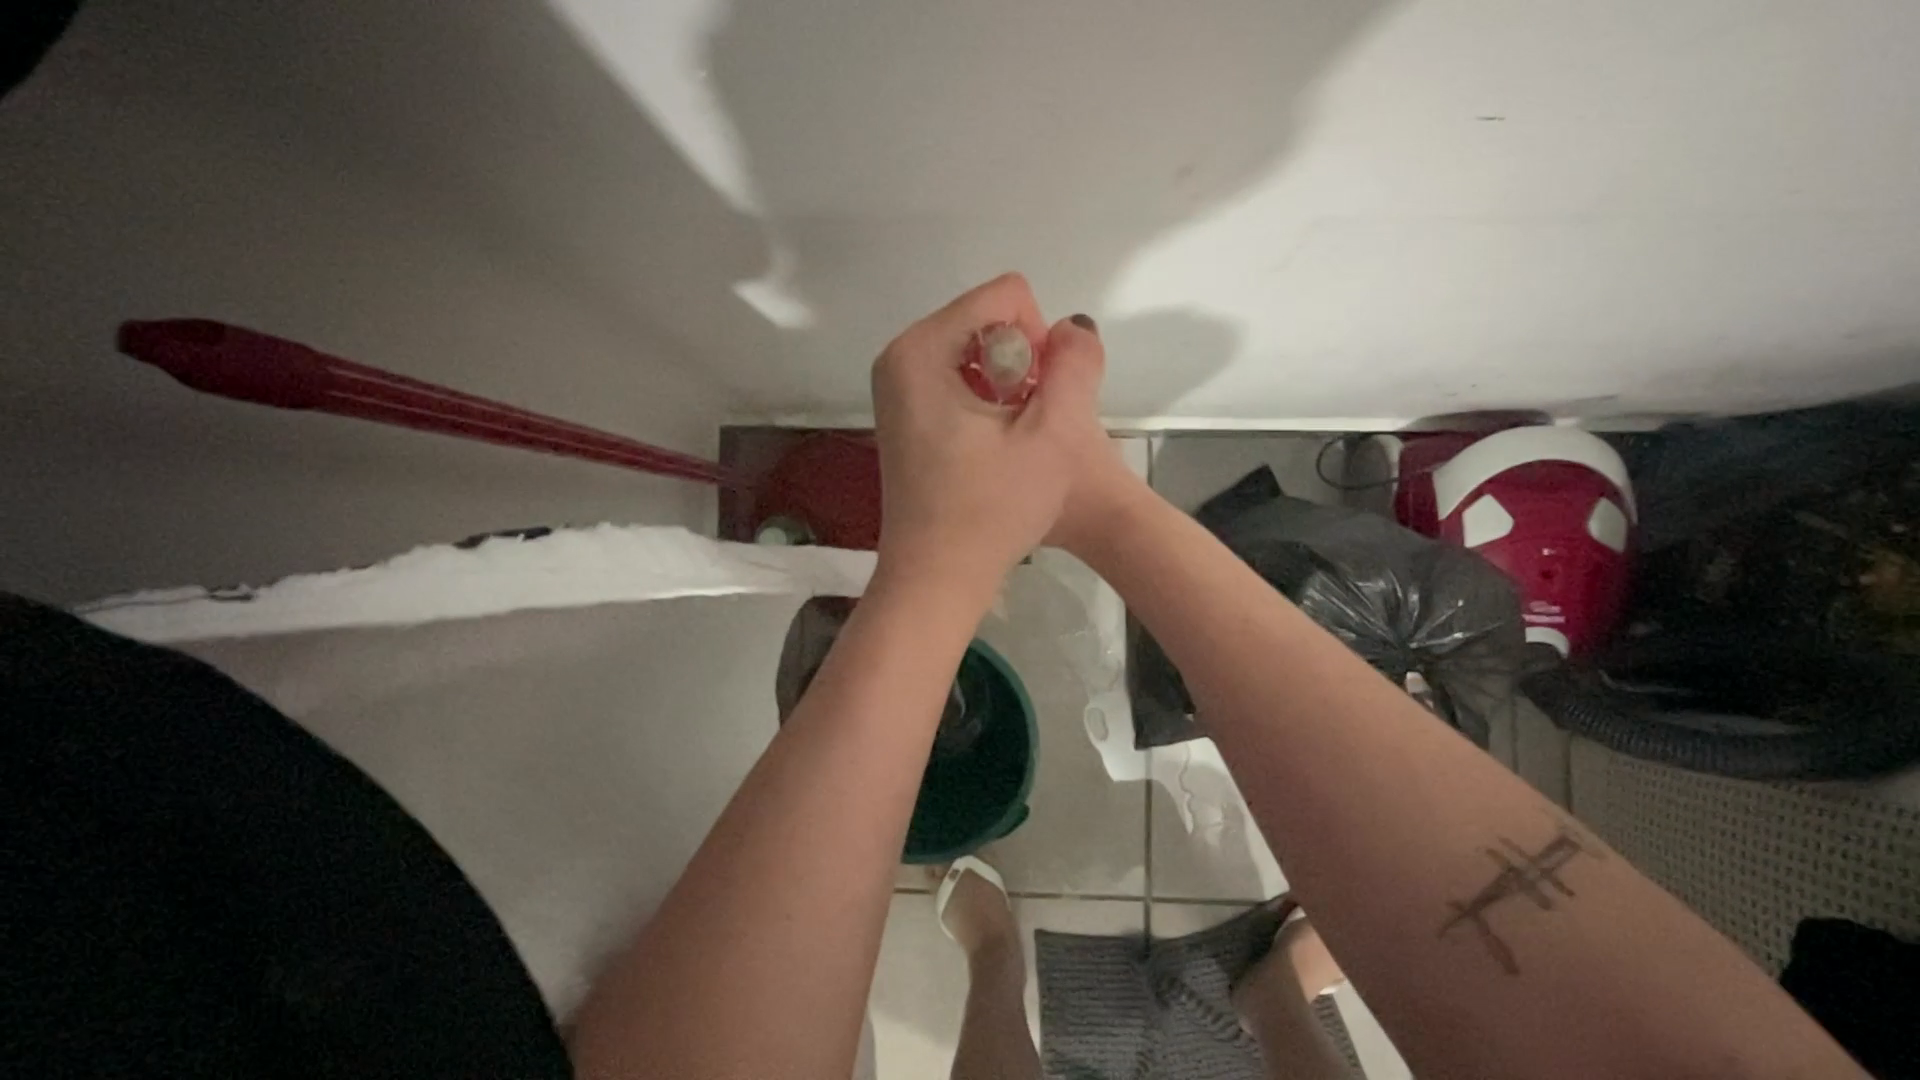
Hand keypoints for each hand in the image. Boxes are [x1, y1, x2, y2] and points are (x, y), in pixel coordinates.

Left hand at [869, 273, 1122, 597]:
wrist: (937, 577)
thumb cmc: (993, 509)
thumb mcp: (1053, 435)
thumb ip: (1077, 364)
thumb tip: (1074, 327)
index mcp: (923, 348)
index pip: (1006, 296)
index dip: (1040, 344)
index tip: (1035, 403)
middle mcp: (899, 356)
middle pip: (988, 320)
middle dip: (1022, 364)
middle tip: (1024, 428)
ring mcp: (896, 387)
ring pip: (977, 352)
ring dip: (1009, 387)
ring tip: (1009, 442)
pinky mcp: (903, 414)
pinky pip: (959, 379)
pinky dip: (986, 402)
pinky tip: (992, 450)